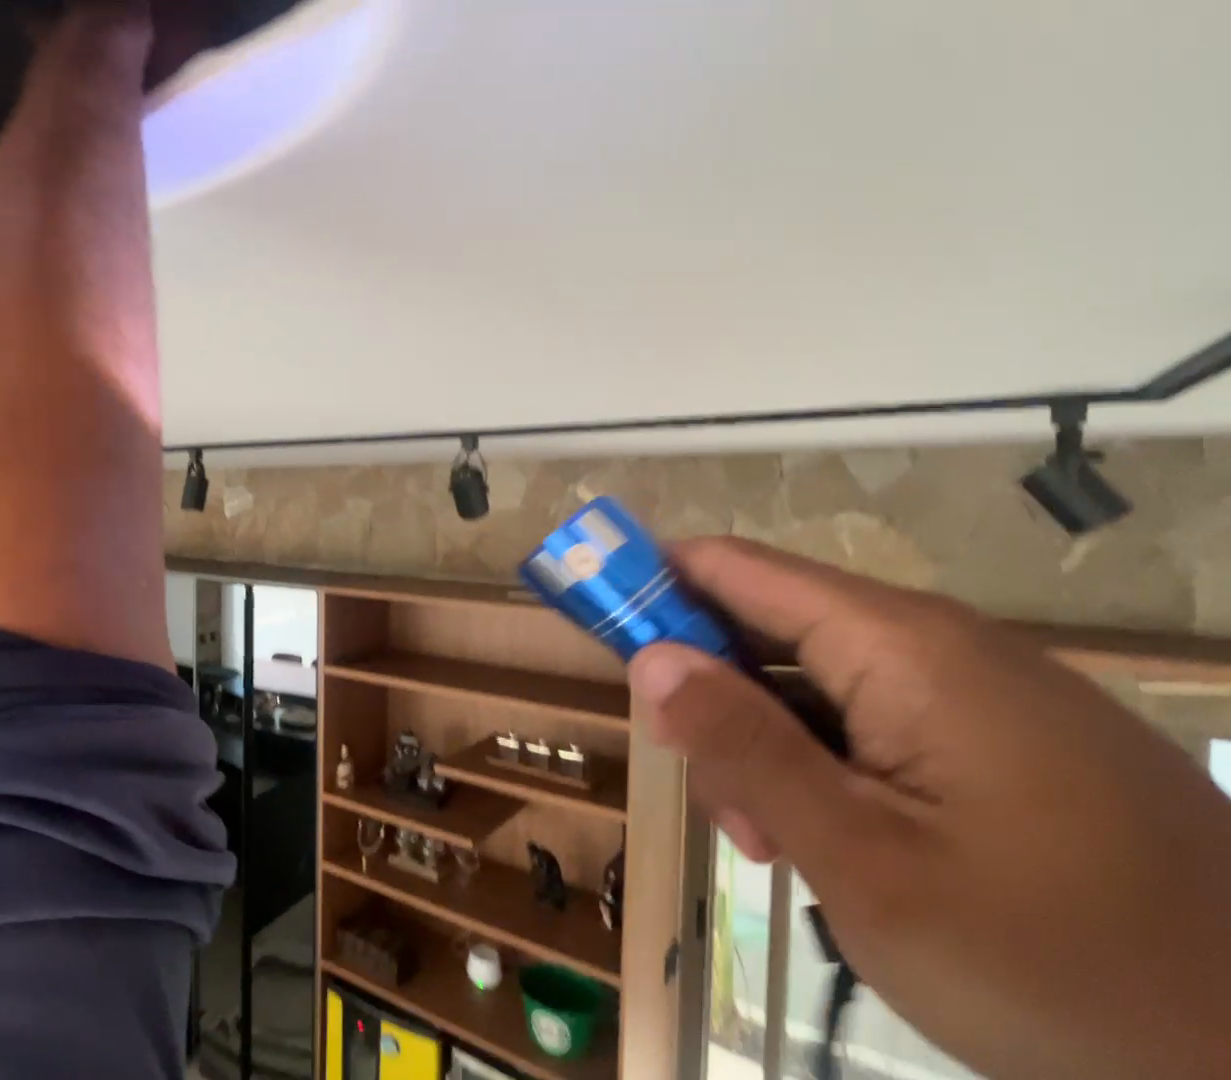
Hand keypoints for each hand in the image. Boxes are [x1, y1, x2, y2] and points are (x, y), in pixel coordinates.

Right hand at [627, 538, 1230, 1078]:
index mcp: (908, 650)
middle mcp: (946, 648)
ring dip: (771, 752)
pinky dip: (830, 771)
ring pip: (822, 687)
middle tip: (722, 806)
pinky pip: (880, 725)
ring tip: (781, 847)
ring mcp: (987, 696)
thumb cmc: (1050, 965)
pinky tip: (840, 847)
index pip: (738, 570)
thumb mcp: (861, 862)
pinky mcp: (1012, 744)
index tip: (592, 621)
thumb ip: (744, 748)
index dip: (653, 583)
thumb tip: (647, 655)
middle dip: (718, 701)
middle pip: (774, 630)